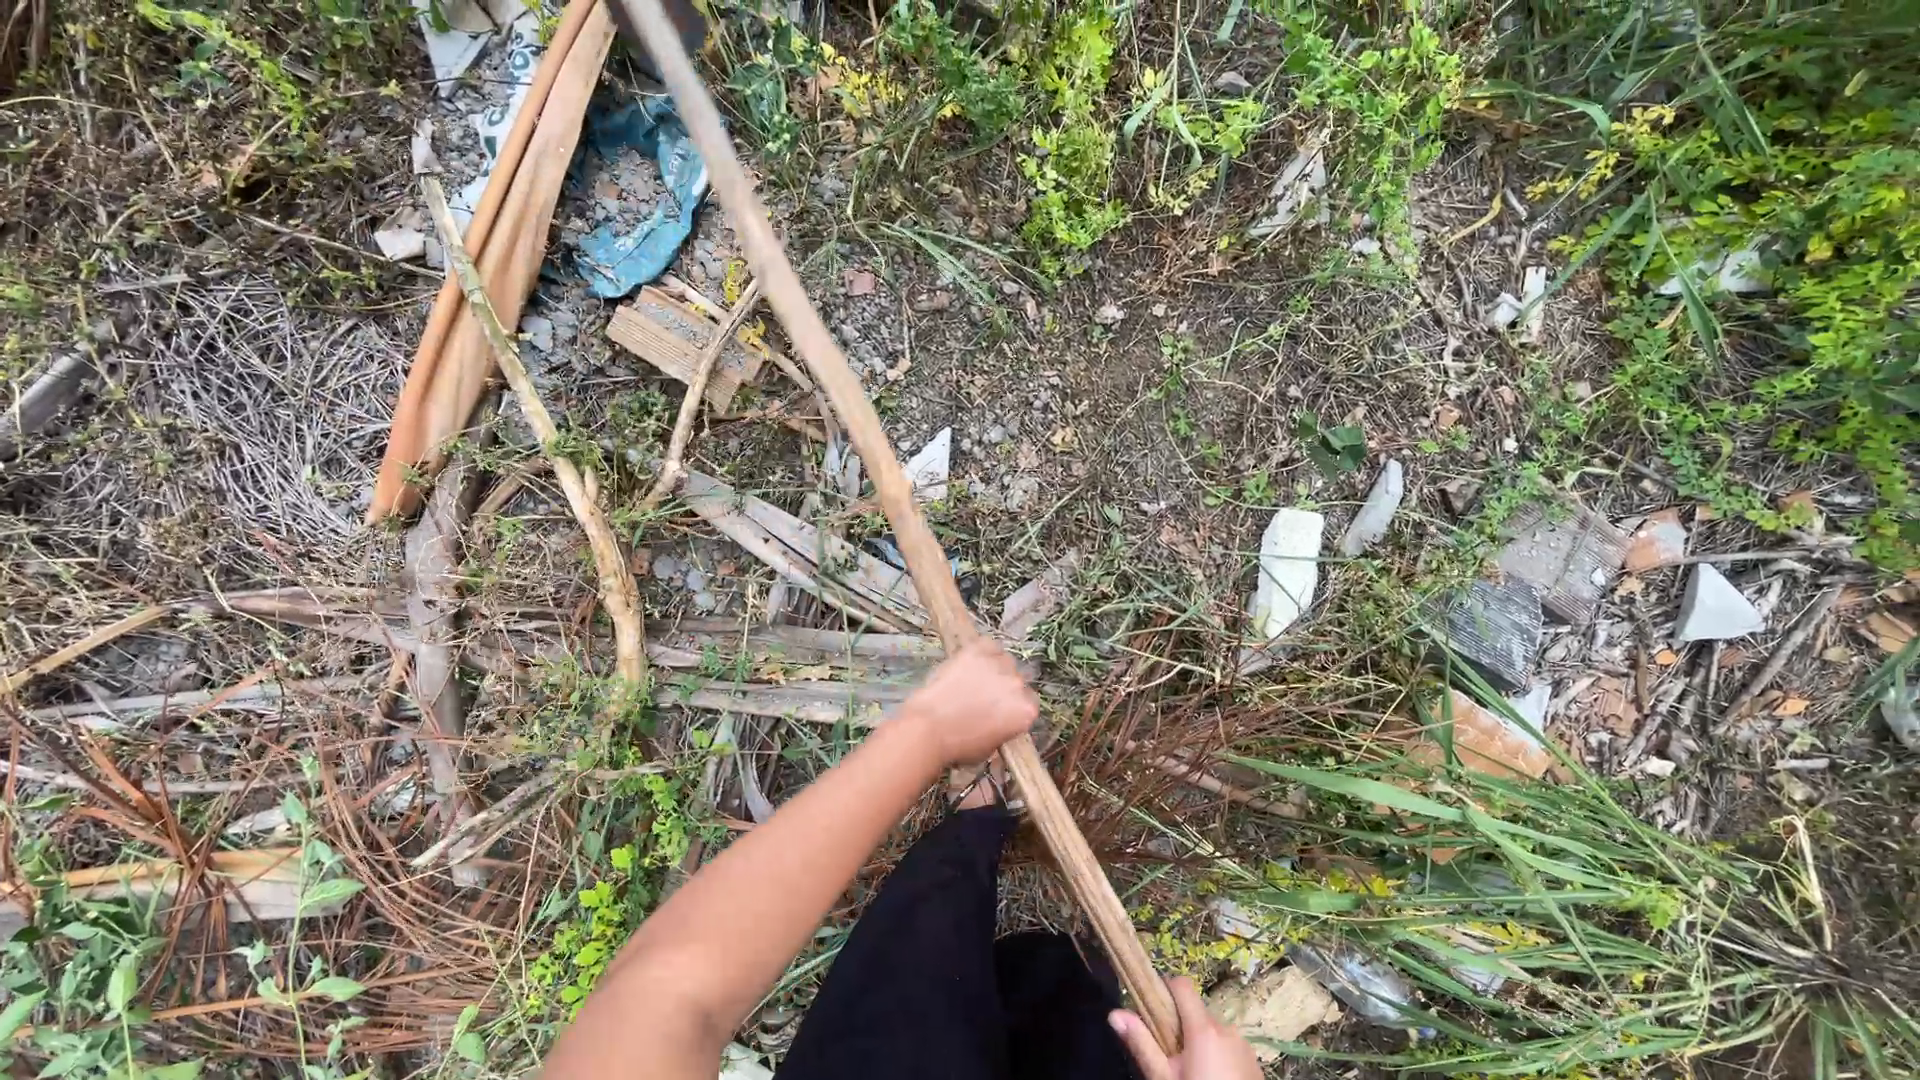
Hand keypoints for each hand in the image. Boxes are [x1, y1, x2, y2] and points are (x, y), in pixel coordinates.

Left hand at [899, 638, 1037, 766]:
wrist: (929, 728)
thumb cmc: (959, 745)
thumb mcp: (992, 746)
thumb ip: (1005, 726)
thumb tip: (1001, 717)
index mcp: (1026, 711)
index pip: (1028, 702)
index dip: (1012, 704)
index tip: (1000, 708)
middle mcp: (1018, 685)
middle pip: (1017, 680)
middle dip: (1003, 687)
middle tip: (982, 696)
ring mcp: (999, 665)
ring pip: (1004, 660)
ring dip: (994, 668)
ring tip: (973, 678)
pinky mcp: (978, 650)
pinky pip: (988, 645)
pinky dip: (982, 651)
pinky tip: (970, 662)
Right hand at [1109, 977, 1261, 1079]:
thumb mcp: (1164, 1078)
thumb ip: (1142, 1043)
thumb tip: (1114, 1014)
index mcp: (1203, 1028)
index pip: (1182, 985)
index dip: (1166, 990)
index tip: (1154, 1011)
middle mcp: (1227, 1028)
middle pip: (1196, 1012)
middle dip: (1181, 1026)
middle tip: (1170, 1057)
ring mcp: (1244, 1045)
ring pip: (1213, 1031)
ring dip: (1200, 1042)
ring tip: (1192, 1072)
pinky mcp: (1255, 1062)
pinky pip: (1229, 1047)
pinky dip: (1218, 1055)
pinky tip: (1212, 1079)